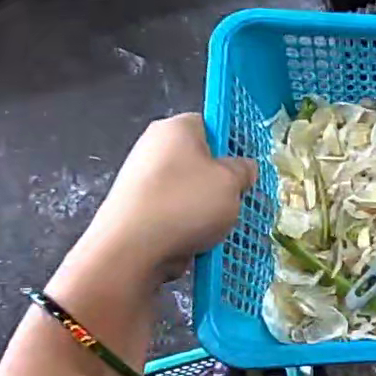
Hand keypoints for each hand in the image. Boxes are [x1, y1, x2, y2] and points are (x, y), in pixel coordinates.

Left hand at [68, 114, 255, 285]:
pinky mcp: (136, 209)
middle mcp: (154, 147)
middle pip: (199, 162)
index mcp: (176, 128)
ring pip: (188, 192)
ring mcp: (141, 180)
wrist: (132, 249)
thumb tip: (243, 167)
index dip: (231, 147)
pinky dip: (187, 227)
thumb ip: (243, 170)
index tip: (243, 170)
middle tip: (236, 201)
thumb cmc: (186, 204)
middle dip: (219, 183)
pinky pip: (173, 214)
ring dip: (206, 210)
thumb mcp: (231, 183)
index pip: (210, 125)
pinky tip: (198, 243)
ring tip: (218, 229)